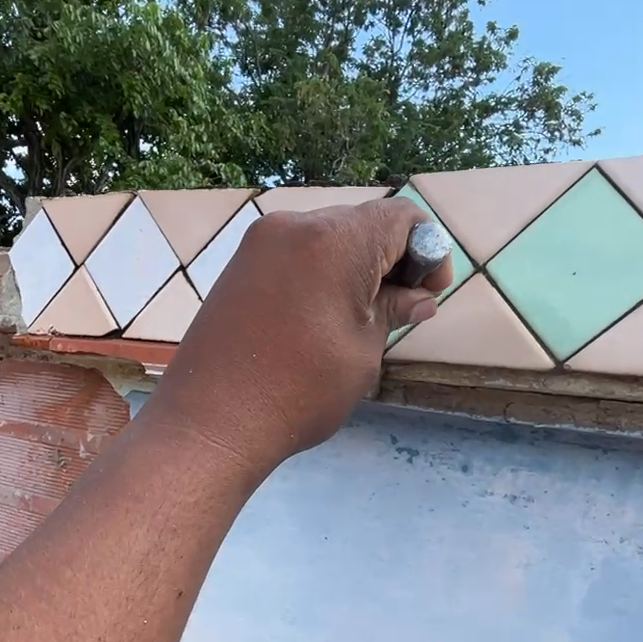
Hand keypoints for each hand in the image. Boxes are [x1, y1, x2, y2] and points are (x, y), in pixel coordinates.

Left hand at [138, 198, 450, 478]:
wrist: (212, 422)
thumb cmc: (299, 392)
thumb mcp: (362, 353)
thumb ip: (392, 312)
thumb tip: (417, 298)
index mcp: (335, 240)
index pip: (402, 219)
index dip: (428, 252)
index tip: (430, 294)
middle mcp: (294, 226)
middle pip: (362, 225)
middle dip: (390, 261)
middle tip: (399, 311)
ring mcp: (258, 244)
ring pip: (325, 240)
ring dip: (353, 270)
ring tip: (357, 321)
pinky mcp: (237, 267)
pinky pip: (293, 256)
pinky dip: (317, 276)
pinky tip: (319, 319)